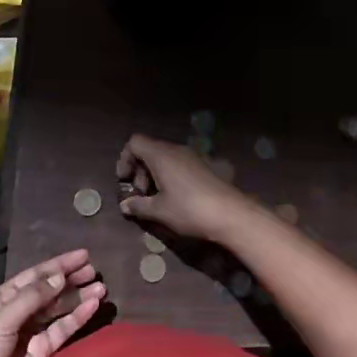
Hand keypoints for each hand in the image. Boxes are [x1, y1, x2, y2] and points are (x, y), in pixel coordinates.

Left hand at [0, 250, 105, 356]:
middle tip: (95, 271)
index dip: (58, 265)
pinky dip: (76, 319)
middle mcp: (16, 312)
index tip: (83, 255)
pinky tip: (91, 307)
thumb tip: (60, 277)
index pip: (34, 276)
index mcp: (0, 299)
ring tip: (100, 288)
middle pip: (48, 291)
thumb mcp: (0, 321)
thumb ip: (31, 298)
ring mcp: (29, 334)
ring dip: (77, 298)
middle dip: (70, 280)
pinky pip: (61, 331)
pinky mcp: (40, 354)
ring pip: (58, 310)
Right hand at [116, 134, 258, 242]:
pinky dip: (170, 176)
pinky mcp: (205, 166)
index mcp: (161, 155)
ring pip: (165, 157)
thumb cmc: (189, 209)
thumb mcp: (159, 211)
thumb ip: (138, 206)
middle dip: (140, 171)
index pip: (135, 142)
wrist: (231, 214)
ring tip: (157, 199)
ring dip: (155, 174)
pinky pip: (179, 164)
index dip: (125, 159)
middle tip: (141, 194)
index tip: (125, 181)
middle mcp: (176, 150)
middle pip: (149, 150)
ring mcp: (193, 156)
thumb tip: (124, 205)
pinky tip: (175, 198)